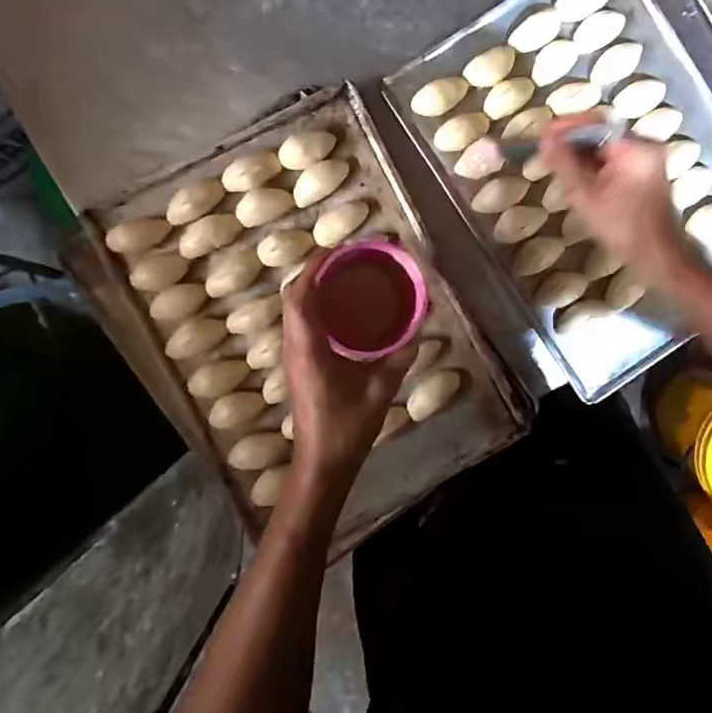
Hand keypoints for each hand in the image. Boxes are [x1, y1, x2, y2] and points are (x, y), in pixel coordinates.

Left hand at [280, 248, 418, 488]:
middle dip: (315, 272)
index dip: (314, 268)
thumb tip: (418, 329)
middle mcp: (294, 347)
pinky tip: (342, 310)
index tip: (337, 250)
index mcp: (308, 349)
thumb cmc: (346, 427)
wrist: (322, 462)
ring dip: (314, 288)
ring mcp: (293, 356)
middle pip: (294, 297)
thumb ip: (399, 358)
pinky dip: (316, 306)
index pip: (300, 297)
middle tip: (346, 260)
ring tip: (345, 277)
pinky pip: (302, 323)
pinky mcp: (299, 364)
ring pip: (295, 310)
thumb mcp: (380, 390)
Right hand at [539, 114, 704, 287]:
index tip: (543, 137)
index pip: (594, 123)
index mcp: (634, 147)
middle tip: (547, 155)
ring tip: (559, 167)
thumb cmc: (622, 229)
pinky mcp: (649, 169)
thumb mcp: (585, 195)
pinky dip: (598, 165)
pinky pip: (617, 157)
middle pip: (601, 132)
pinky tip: (581, 179)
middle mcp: (646, 144)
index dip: (565, 127)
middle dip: (573, 143)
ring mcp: (650, 157)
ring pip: (607, 146)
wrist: (659, 256)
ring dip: (583, 155)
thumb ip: (563, 163)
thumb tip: (545, 139)